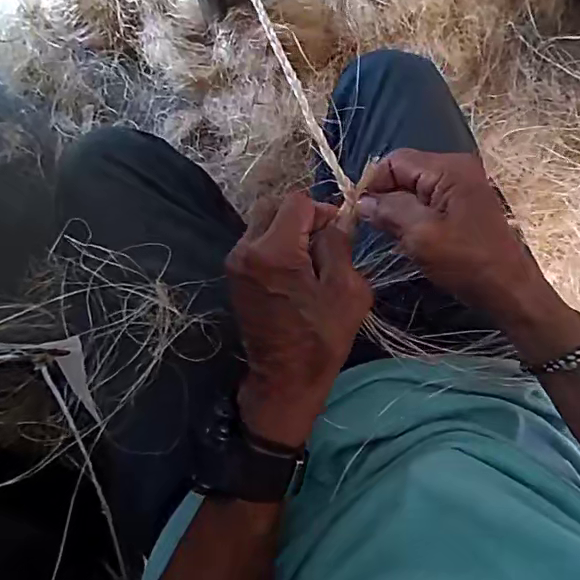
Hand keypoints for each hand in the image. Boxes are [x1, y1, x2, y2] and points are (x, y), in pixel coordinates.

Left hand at [225, 191, 373, 446]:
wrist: (285, 378)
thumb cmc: (322, 337)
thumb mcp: (347, 289)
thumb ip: (338, 245)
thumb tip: (333, 221)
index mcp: (274, 251)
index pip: (296, 202)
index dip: (321, 210)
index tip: (337, 231)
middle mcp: (246, 250)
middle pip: (273, 205)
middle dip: (300, 215)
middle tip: (323, 241)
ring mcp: (234, 262)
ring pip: (261, 221)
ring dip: (286, 229)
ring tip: (309, 257)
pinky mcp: (232, 274)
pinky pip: (255, 241)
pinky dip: (274, 244)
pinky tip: (293, 269)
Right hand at [356, 150, 579, 363]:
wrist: (509, 290)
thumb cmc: (467, 262)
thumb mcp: (421, 235)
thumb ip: (389, 210)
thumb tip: (362, 201)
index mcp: (449, 168)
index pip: (394, 161)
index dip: (372, 184)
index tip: (359, 213)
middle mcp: (456, 168)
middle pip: (404, 172)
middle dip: (385, 198)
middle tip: (372, 228)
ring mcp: (462, 186)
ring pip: (413, 189)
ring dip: (398, 210)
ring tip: (391, 236)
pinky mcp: (463, 205)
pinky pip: (427, 202)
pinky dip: (412, 217)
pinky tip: (409, 238)